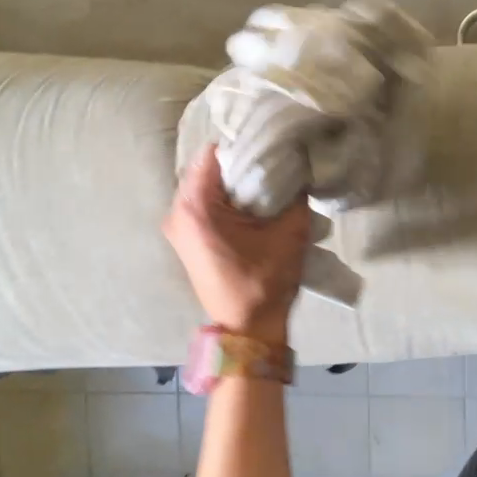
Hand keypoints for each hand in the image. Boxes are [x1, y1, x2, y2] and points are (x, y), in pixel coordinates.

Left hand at [165, 149, 312, 342]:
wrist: (249, 328)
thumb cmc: (265, 282)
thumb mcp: (289, 234)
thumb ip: (294, 196)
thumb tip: (299, 168)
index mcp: (195, 207)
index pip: (214, 155)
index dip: (244, 147)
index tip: (271, 148)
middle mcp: (177, 212)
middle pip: (208, 170)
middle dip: (241, 165)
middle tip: (274, 165)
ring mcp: (178, 227)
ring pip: (207, 187)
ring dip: (235, 184)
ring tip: (268, 186)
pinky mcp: (187, 239)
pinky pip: (205, 205)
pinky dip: (228, 201)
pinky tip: (254, 207)